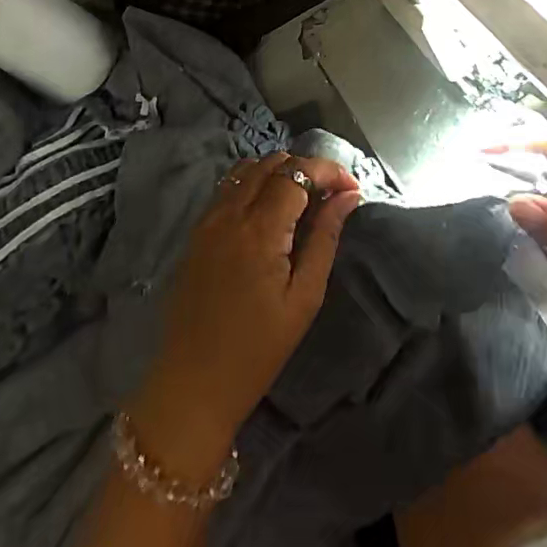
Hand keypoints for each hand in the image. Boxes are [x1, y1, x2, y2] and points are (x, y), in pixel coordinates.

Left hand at [125, 153, 359, 480]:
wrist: (193, 384)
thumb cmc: (258, 348)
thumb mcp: (304, 297)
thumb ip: (325, 238)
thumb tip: (348, 197)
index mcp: (259, 230)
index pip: (297, 173)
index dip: (329, 171)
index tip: (352, 188)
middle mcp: (228, 214)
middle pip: (271, 163)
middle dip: (307, 169)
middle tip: (331, 197)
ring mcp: (206, 222)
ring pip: (246, 170)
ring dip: (279, 173)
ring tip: (303, 202)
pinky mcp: (195, 234)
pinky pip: (227, 189)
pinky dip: (253, 185)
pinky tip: (269, 213)